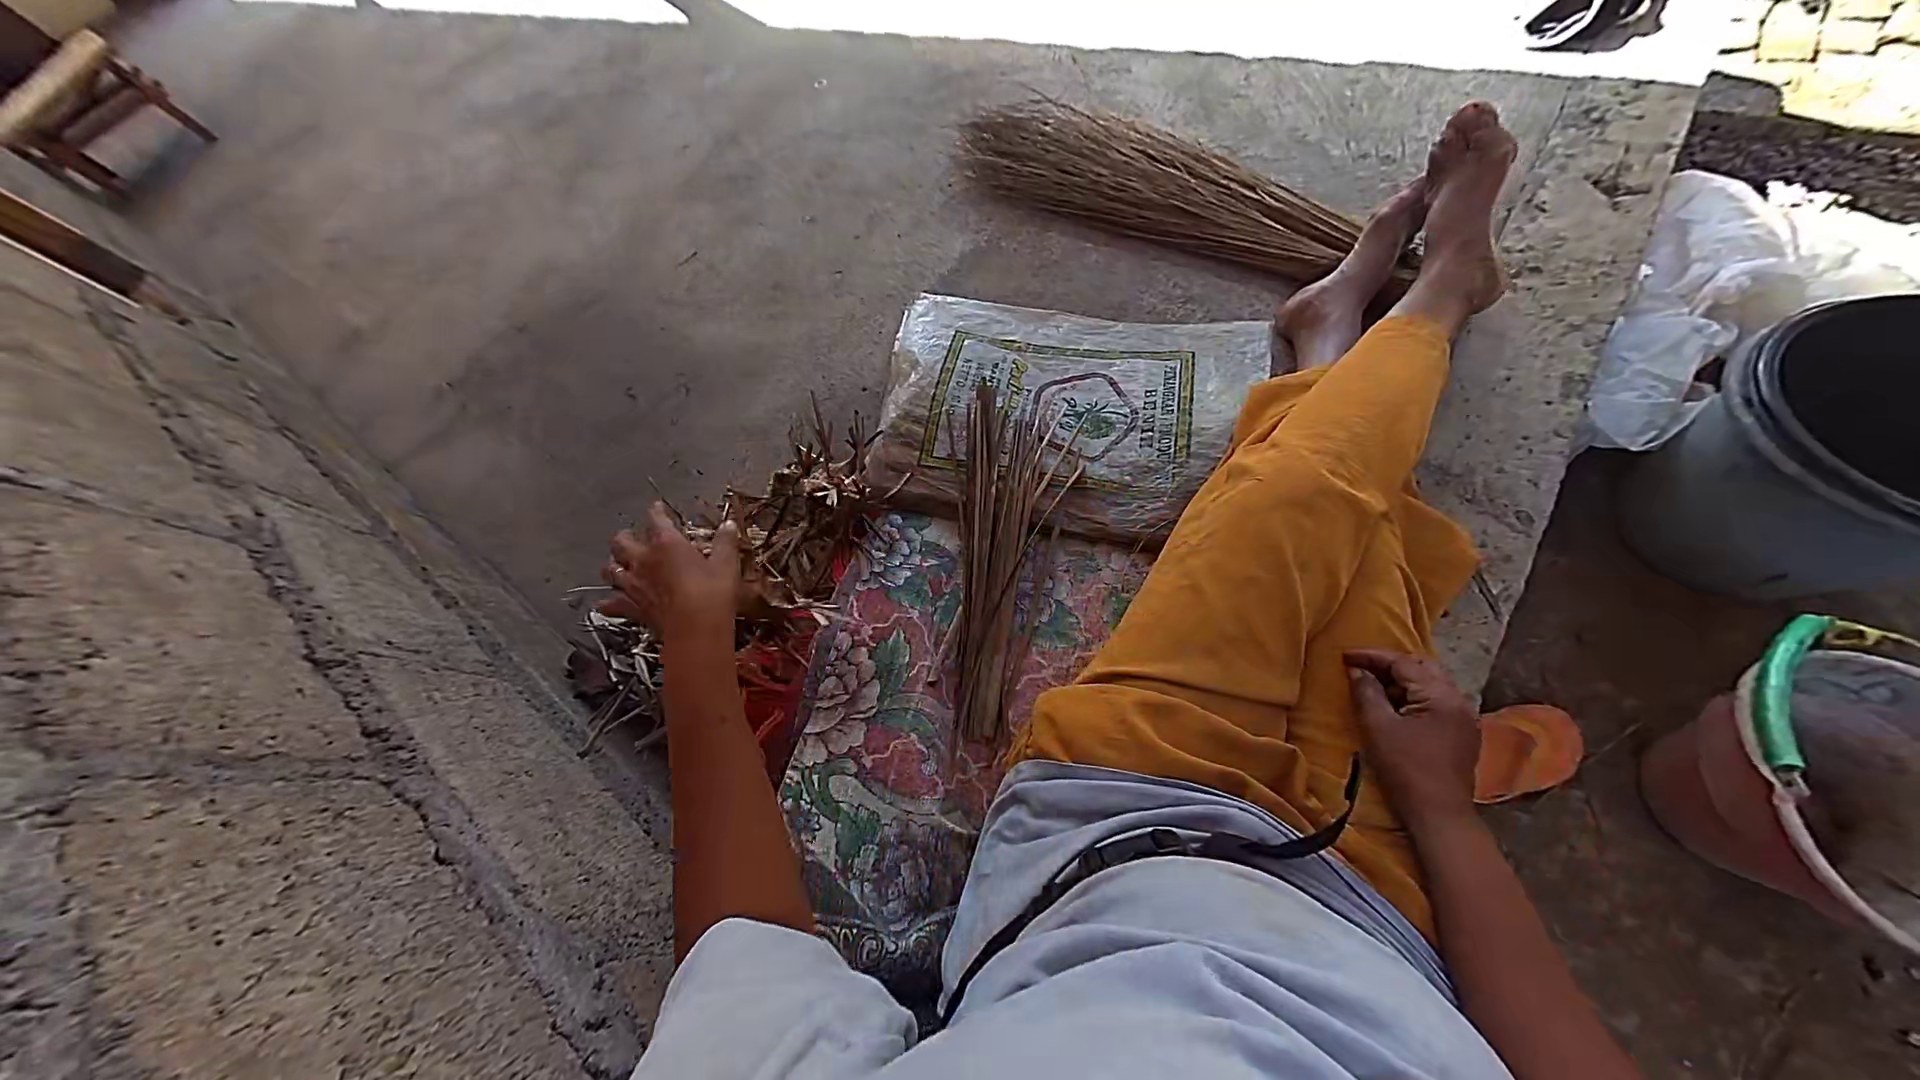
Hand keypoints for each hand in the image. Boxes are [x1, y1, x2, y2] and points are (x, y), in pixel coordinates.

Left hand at [600, 502, 739, 641]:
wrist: (697, 629)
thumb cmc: (713, 593)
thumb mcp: (726, 564)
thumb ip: (725, 542)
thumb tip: (728, 525)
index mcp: (667, 543)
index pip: (656, 519)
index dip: (656, 511)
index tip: (658, 507)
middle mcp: (644, 560)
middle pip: (621, 542)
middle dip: (624, 537)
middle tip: (630, 536)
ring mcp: (634, 585)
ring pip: (611, 570)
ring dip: (613, 565)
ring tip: (618, 564)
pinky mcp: (632, 608)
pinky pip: (612, 604)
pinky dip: (609, 602)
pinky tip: (608, 602)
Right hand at [1344, 648, 1479, 825]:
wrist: (1438, 813)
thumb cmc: (1405, 768)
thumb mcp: (1378, 726)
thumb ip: (1367, 693)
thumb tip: (1357, 671)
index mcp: (1442, 697)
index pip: (1405, 663)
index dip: (1372, 656)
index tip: (1344, 656)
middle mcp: (1458, 701)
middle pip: (1422, 668)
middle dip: (1389, 664)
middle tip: (1359, 666)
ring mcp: (1462, 718)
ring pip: (1429, 684)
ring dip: (1400, 680)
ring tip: (1371, 684)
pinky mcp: (1459, 733)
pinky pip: (1433, 701)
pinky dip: (1410, 695)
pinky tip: (1392, 704)